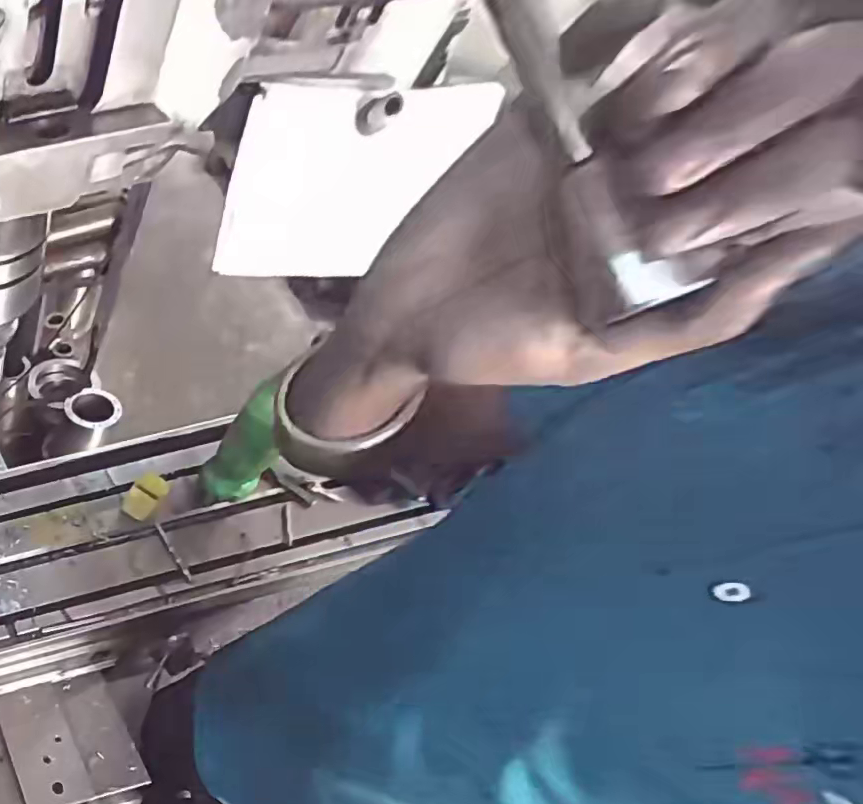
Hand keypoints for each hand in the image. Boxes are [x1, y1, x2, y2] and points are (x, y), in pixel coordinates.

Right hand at [325, 5, 862, 397]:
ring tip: (641, 120)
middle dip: (756, 110)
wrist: (391, 330)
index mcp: (696, 226)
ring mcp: (603, 143)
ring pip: (712, 54)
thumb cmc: (485, 347)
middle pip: (779, 89)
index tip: (721, 208)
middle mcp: (666, 174)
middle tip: (658, 177)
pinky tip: (614, 83)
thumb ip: (696, 319)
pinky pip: (605, 55)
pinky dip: (628, 42)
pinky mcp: (539, 125)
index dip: (803, 160)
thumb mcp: (591, 355)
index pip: (806, 161)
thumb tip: (825, 236)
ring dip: (705, 65)